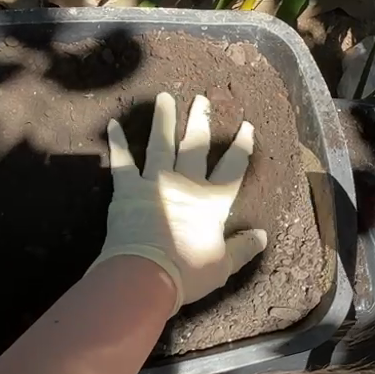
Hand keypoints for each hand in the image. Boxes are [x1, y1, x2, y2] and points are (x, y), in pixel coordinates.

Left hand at [97, 92, 267, 309]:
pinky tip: (113, 124)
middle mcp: (186, 183)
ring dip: (164, 119)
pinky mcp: (127, 189)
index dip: (241, 146)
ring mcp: (155, 182)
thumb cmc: (187, 272)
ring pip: (161, 144)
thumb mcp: (222, 266)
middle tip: (202, 99)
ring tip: (165, 98)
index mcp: (212, 202)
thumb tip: (262, 235)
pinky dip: (117, 143)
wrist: (144, 275)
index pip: (232, 168)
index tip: (246, 126)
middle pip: (195, 146)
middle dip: (200, 122)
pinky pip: (122, 161)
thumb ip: (242, 248)